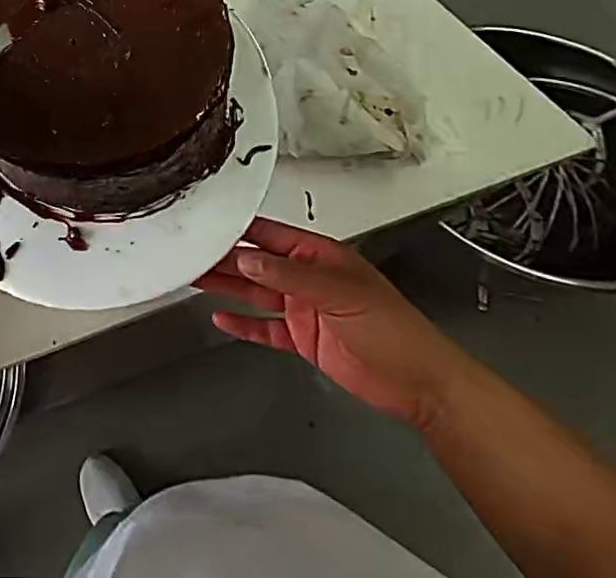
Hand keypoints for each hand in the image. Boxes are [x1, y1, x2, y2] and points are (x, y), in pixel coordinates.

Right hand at [195, 217, 473, 428]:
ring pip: (253, 292)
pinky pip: (263, 326)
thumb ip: (289, 274)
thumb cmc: (400, 333)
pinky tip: (223, 318)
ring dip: (224, 286)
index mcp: (319, 256)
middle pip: (253, 263)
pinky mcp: (302, 337)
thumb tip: (247, 258)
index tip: (204, 226)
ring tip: (193, 278)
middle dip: (221, 258)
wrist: (426, 388)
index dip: (234, 229)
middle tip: (189, 254)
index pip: (266, 234)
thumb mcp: (340, 293)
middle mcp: (308, 278)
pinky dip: (243, 323)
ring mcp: (304, 308)